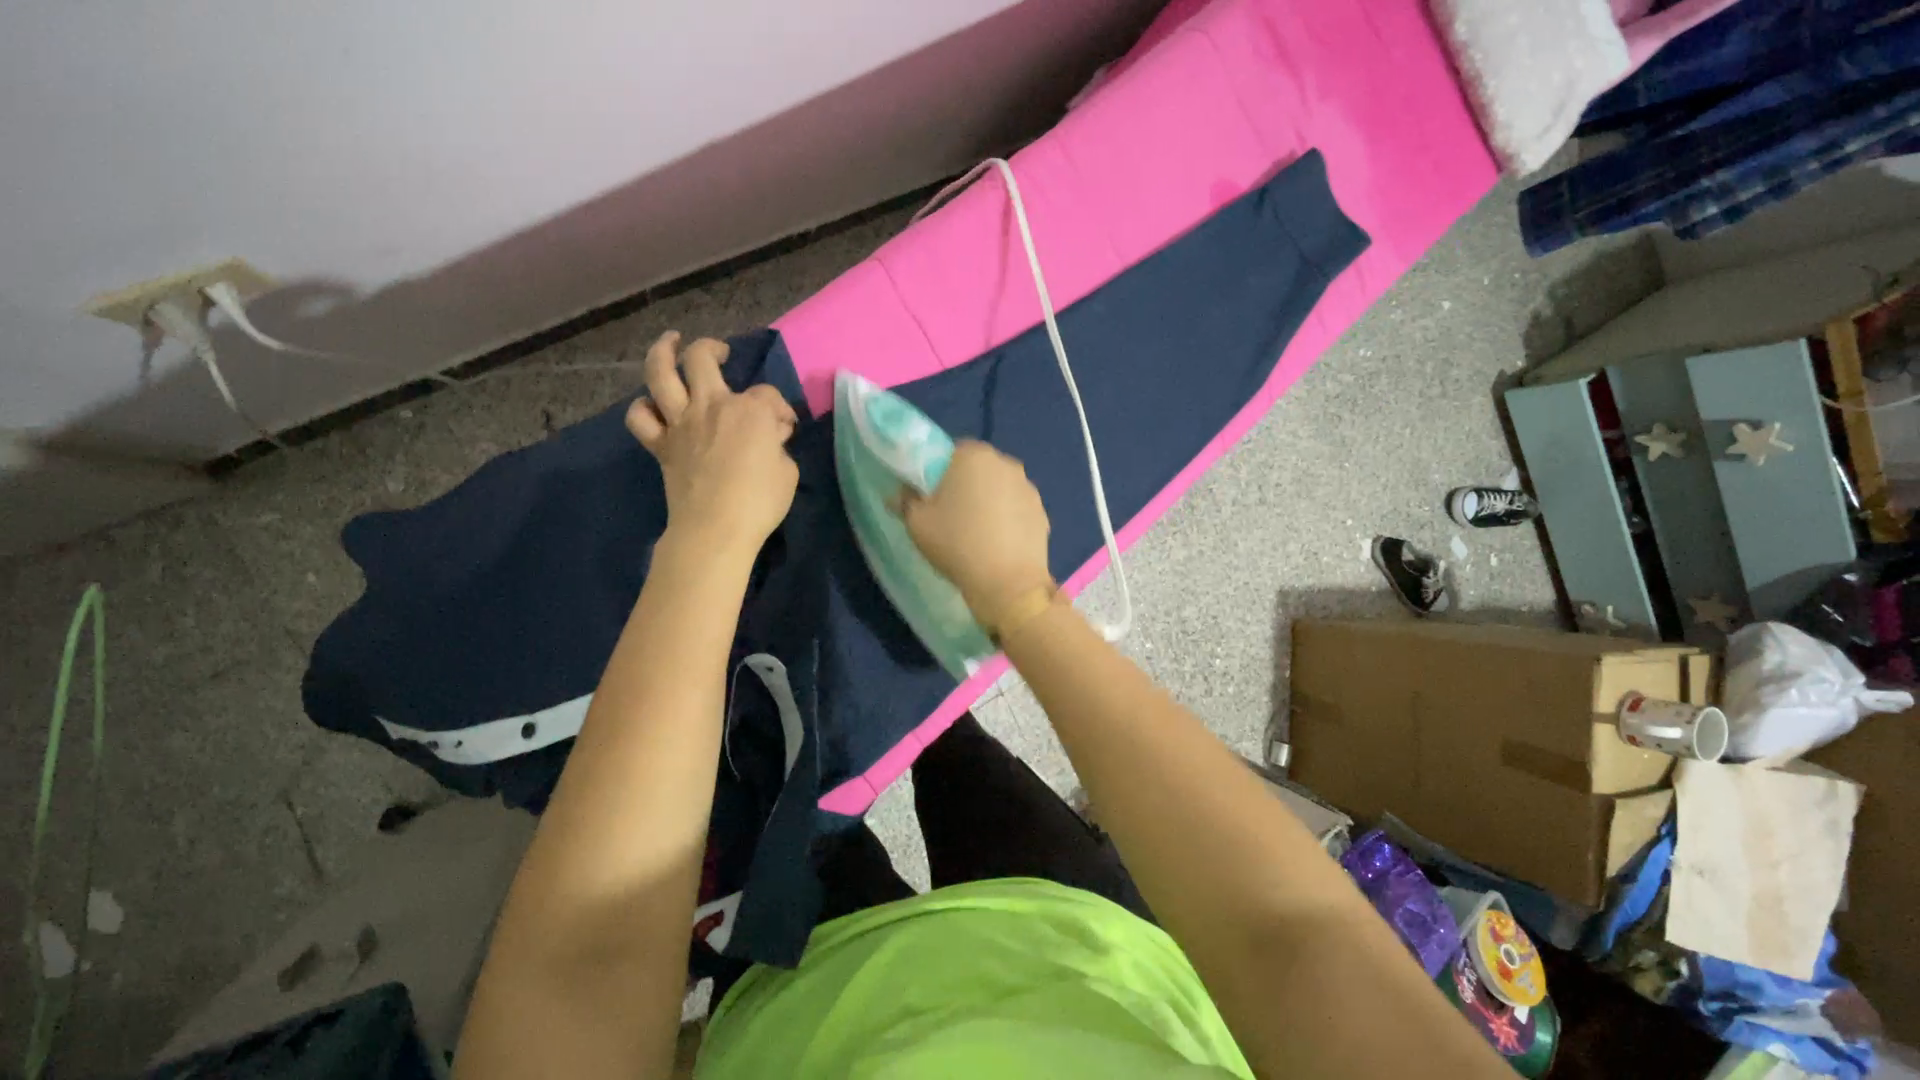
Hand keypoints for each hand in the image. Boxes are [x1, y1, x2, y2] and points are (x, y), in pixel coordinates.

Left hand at [627, 332, 798, 557]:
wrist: (715, 529)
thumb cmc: (760, 502)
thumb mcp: (787, 470)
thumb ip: (778, 444)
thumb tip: (772, 433)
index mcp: (750, 409)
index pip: (768, 394)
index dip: (779, 408)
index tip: (785, 427)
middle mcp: (711, 405)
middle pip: (702, 359)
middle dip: (712, 349)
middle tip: (720, 353)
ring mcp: (680, 423)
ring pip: (660, 373)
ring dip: (662, 351)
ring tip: (670, 342)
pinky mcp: (661, 446)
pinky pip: (641, 418)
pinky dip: (642, 408)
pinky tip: (651, 404)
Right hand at [900, 440, 1054, 632]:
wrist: (1008, 583)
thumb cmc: (957, 544)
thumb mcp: (917, 523)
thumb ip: (906, 501)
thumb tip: (900, 493)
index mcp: (974, 456)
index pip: (952, 451)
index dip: (939, 472)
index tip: (932, 496)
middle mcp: (1007, 463)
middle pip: (979, 468)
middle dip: (966, 485)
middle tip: (950, 514)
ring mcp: (1029, 488)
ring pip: (1000, 488)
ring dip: (989, 502)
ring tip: (976, 533)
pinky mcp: (1043, 513)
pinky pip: (1016, 510)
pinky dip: (1007, 520)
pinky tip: (997, 544)